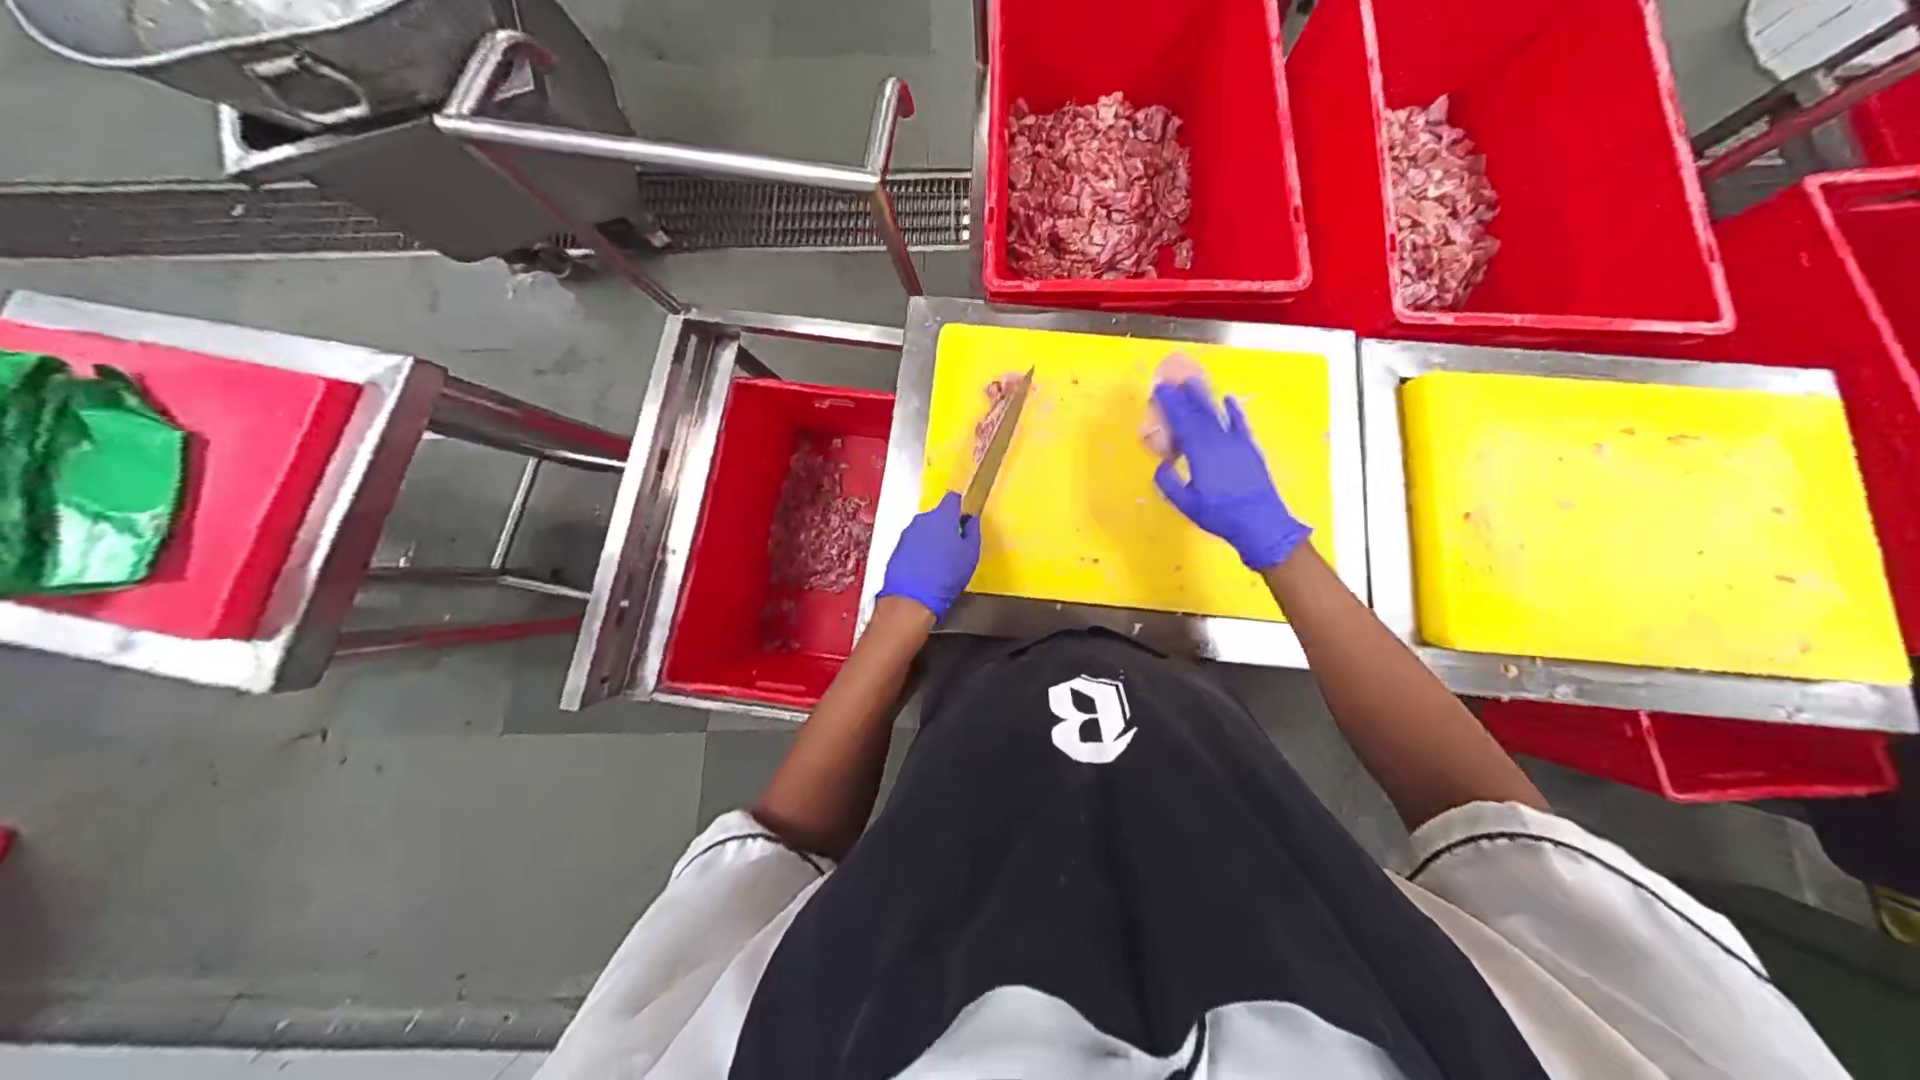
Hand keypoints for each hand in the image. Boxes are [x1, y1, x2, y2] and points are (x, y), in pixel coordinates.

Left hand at [877, 491, 980, 617]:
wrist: (911, 599)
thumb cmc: (947, 574)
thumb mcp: (970, 554)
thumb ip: (972, 532)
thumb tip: (971, 519)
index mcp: (942, 516)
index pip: (952, 498)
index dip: (960, 507)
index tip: (964, 521)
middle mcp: (922, 519)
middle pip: (937, 515)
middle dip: (946, 526)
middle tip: (954, 547)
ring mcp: (906, 533)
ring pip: (924, 530)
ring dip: (932, 539)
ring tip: (939, 562)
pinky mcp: (896, 548)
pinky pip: (913, 543)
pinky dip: (919, 551)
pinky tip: (925, 569)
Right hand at [1152, 377, 1310, 569]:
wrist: (1260, 522)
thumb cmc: (1219, 515)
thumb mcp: (1185, 503)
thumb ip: (1169, 482)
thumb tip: (1162, 464)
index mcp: (1200, 453)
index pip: (1182, 422)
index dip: (1170, 405)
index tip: (1160, 390)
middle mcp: (1218, 442)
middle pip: (1199, 413)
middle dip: (1185, 396)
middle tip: (1173, 379)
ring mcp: (1236, 443)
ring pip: (1217, 415)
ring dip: (1205, 398)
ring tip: (1194, 382)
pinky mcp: (1249, 448)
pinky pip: (1239, 423)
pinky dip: (1233, 410)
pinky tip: (1227, 399)